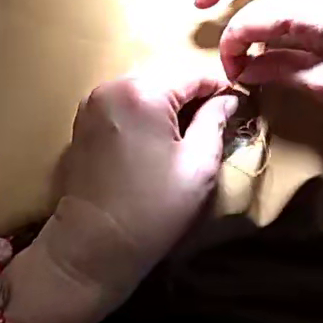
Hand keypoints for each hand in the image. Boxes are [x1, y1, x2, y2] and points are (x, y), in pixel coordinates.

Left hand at [23, 62, 239, 322]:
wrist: (91, 246)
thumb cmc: (153, 209)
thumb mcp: (198, 165)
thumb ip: (215, 121)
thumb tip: (229, 98)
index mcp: (143, 93)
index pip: (192, 75)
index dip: (219, 87)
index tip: (239, 103)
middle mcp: (113, 86)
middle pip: (165, 78)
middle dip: (192, 94)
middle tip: (216, 119)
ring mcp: (93, 101)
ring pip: (143, 88)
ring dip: (167, 102)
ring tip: (188, 130)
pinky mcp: (82, 119)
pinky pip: (122, 102)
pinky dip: (143, 111)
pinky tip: (156, 137)